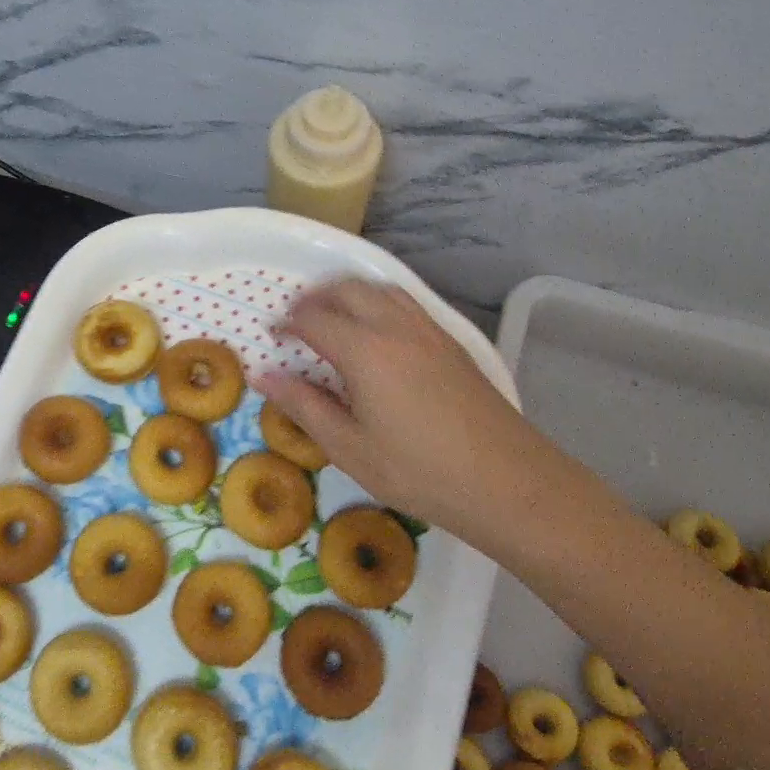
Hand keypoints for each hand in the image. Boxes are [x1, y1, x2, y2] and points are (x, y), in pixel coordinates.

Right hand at [255, 279, 585, 554]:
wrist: (506, 480)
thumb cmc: (418, 472)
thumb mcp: (349, 447)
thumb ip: (304, 405)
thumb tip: (263, 375)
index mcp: (365, 350)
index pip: (313, 318)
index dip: (286, 324)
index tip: (272, 339)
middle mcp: (395, 327)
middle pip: (347, 289)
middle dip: (315, 298)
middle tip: (296, 323)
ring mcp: (429, 330)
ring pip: (380, 289)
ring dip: (348, 293)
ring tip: (332, 319)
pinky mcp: (451, 342)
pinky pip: (405, 302)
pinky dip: (378, 302)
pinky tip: (376, 333)